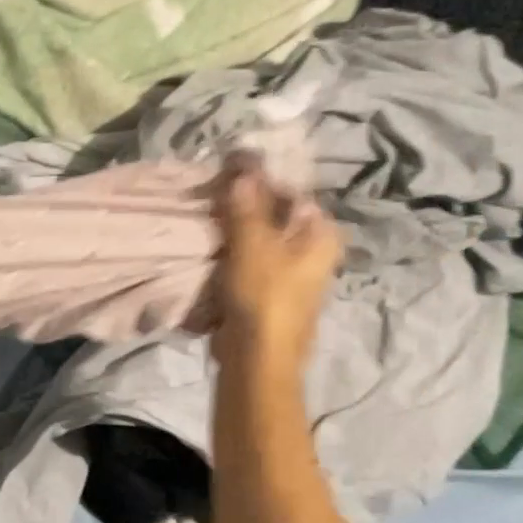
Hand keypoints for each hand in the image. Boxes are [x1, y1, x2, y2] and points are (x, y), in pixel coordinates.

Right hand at [210, 158, 343, 370]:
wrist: (258, 353)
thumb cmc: (264, 295)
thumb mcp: (252, 245)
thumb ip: (247, 207)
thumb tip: (243, 169)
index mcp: (321, 233)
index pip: (291, 194)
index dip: (258, 184)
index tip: (222, 178)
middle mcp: (313, 249)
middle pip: (273, 218)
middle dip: (241, 209)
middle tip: (206, 202)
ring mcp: (291, 272)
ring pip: (257, 241)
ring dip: (230, 234)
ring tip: (201, 227)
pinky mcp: (268, 291)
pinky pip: (246, 263)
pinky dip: (228, 256)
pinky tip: (207, 256)